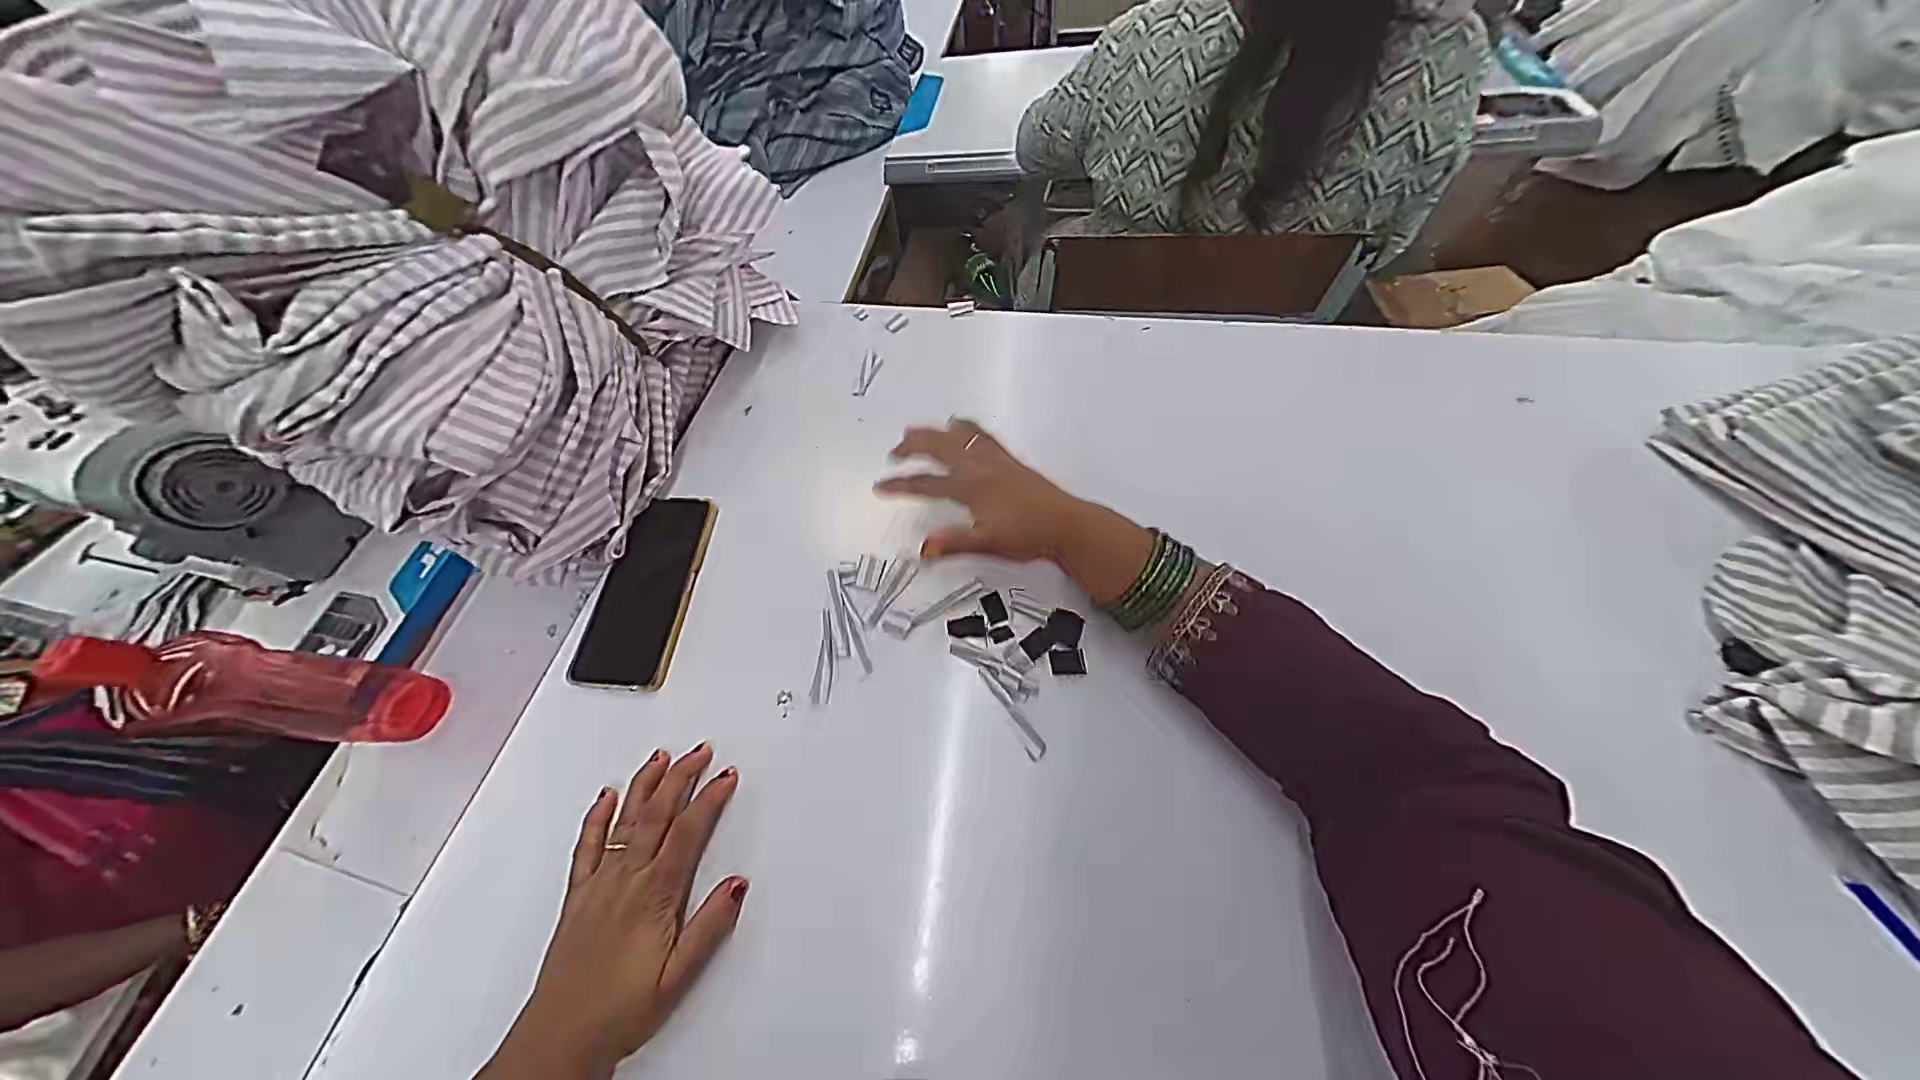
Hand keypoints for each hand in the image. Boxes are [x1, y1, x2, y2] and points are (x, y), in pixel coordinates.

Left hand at [480, 747, 744, 1079]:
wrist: (559, 1038)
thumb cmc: (619, 1010)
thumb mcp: (679, 974)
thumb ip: (710, 925)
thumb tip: (736, 884)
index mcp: (654, 893)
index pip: (689, 831)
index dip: (710, 798)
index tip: (725, 776)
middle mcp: (626, 879)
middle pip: (659, 813)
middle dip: (681, 775)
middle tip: (700, 751)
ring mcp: (600, 884)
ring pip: (626, 819)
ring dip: (645, 784)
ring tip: (660, 757)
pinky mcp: (579, 896)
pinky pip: (587, 845)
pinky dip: (597, 816)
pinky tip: (607, 797)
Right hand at [873, 420, 1154, 604]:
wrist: (1065, 525)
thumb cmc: (1030, 534)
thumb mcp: (986, 543)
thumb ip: (952, 543)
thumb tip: (925, 547)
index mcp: (970, 487)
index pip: (925, 483)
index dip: (900, 484)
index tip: (883, 486)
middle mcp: (980, 468)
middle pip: (937, 448)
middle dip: (912, 448)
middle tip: (895, 452)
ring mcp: (995, 461)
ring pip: (957, 437)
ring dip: (934, 432)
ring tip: (917, 429)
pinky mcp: (1009, 461)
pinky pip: (982, 436)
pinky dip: (967, 428)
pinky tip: (963, 424)